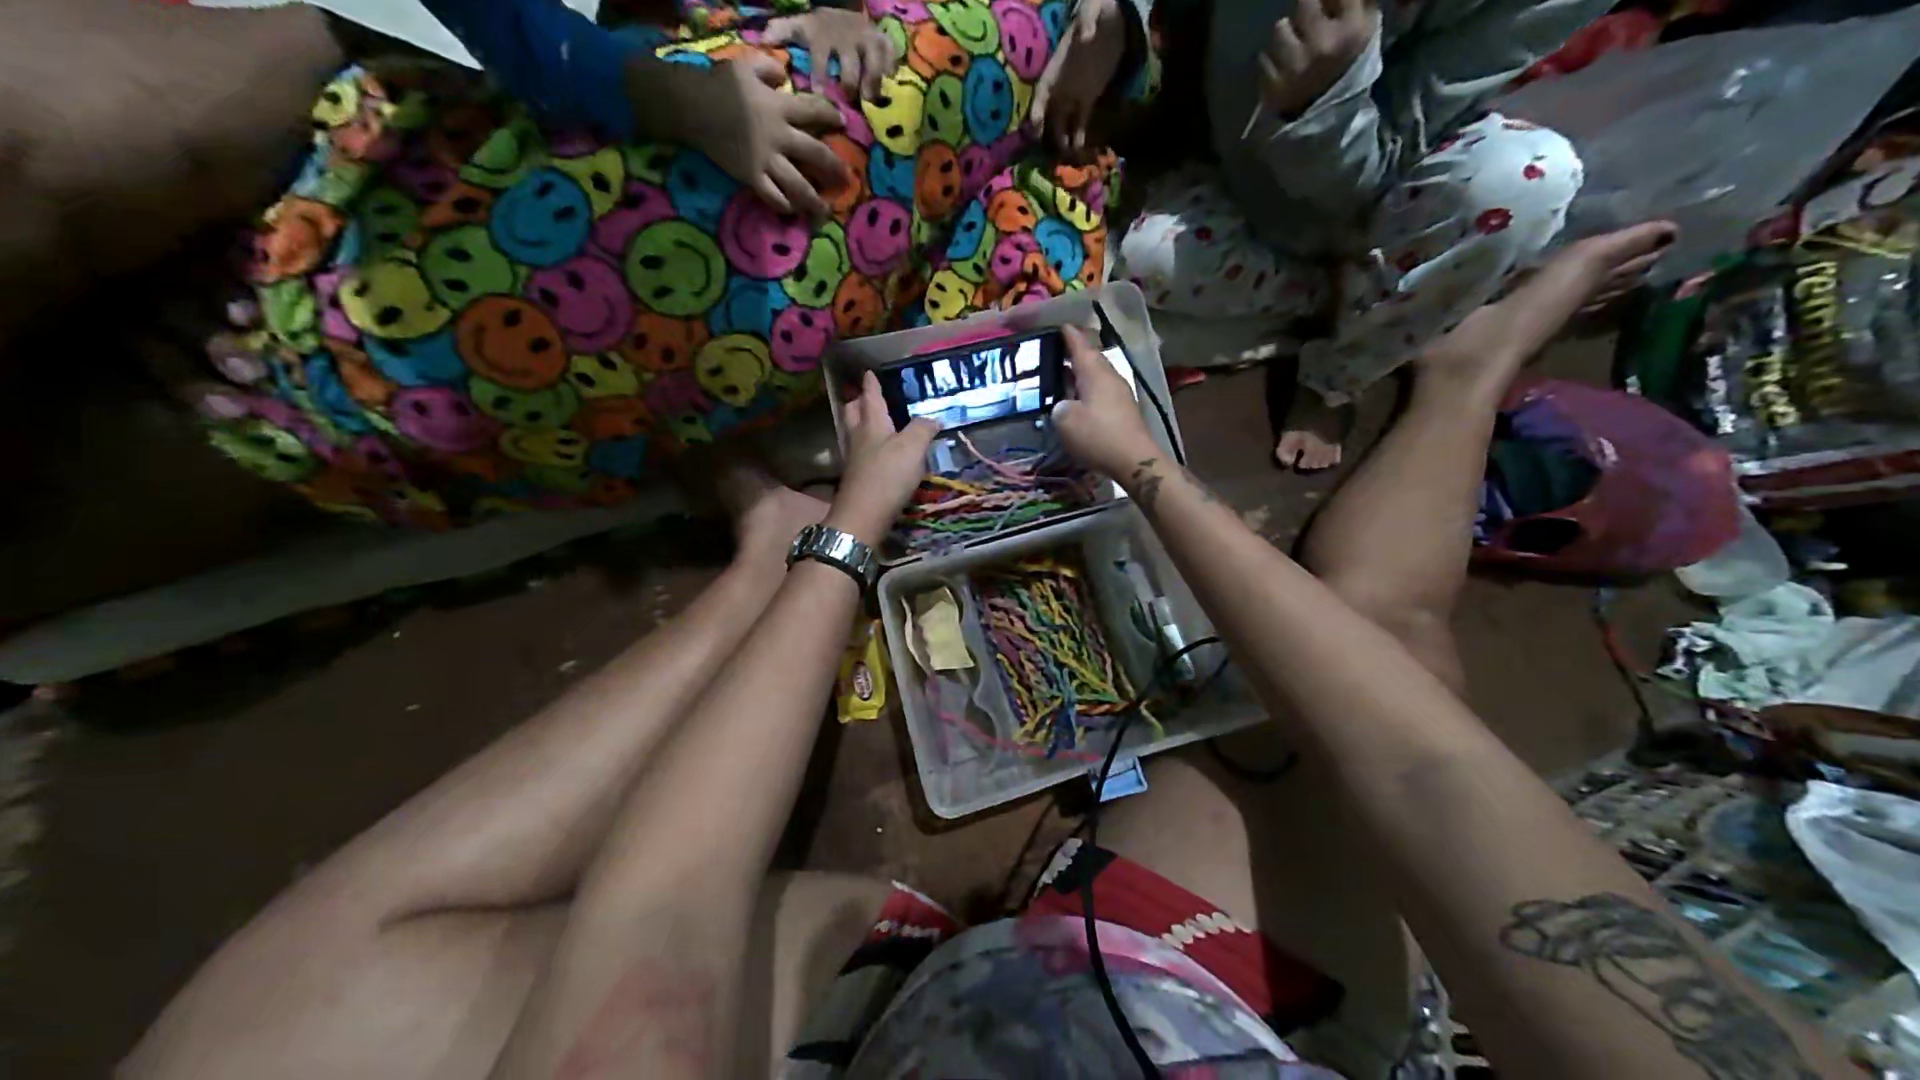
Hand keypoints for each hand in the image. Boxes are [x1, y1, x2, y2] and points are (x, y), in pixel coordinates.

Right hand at [644, 53, 847, 216]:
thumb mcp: (745, 66)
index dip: (830, 115)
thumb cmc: (718, 84)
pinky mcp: (751, 176)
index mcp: (780, 107)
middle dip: (834, 168)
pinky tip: (791, 211)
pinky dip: (783, 206)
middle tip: (845, 179)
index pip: (814, 110)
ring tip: (824, 211)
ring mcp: (766, 160)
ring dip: (814, 200)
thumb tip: (784, 77)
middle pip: (816, 155)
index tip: (841, 123)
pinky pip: (772, 197)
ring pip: (798, 185)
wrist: (691, 107)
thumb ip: (769, 70)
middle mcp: (779, 137)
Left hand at [763, 8, 899, 101]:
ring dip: (873, 82)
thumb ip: (782, 32)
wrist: (844, 8)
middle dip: (849, 85)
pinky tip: (890, 87)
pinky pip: (892, 57)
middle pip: (850, 66)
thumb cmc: (820, 27)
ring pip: (873, 63)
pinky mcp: (884, 43)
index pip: (820, 58)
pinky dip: (891, 72)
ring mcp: (868, 40)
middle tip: (849, 104)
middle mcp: (847, 38)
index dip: (820, 77)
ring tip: (872, 101)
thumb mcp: (800, 26)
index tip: (820, 96)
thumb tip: (762, 39)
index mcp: (824, 36)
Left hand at [827, 371, 939, 543]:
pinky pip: (860, 453)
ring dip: (859, 424)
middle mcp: (858, 438)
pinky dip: (866, 446)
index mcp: (872, 424)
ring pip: (853, 433)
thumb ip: (922, 429)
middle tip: (864, 397)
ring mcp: (854, 460)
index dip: (871, 384)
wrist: (863, 516)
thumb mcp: (912, 448)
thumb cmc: (887, 476)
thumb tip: (932, 418)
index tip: (869, 372)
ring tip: (871, 421)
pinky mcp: (856, 479)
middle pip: (853, 414)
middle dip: (858, 403)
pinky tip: (877, 453)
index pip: (871, 397)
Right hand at [1030, 0, 1125, 156]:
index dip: (1038, 109)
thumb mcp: (1092, 7)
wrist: (1114, 16)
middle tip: (1053, 154)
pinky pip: (1081, 122)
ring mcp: (1074, 94)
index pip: (1042, 92)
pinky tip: (1082, 152)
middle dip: (1049, 134)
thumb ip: (1086, 19)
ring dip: (1064, 141)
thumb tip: (1085, 35)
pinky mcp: (1088, 100)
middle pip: (1050, 115)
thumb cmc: (1099, 8)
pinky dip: (1080, 137)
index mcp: (1056, 67)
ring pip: (1064, 123)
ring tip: (1068, 158)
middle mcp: (1060, 86)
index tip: (1036, 127)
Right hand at [1050, 325, 1158, 477]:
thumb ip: (1058, 407)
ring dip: (1082, 374)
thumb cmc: (1098, 435)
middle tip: (1058, 351)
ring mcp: (1120, 394)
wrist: (1134, 460)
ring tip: (1064, 375)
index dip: (1069, 335)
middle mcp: (1110, 377)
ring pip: (1098, 376)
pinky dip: (1089, 390)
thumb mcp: (1065, 421)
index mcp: (1095, 372)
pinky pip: (1102, 392)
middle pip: (1092, 358)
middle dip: (1076, 354)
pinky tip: (1079, 399)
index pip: (1080, 345)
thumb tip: (1064, 405)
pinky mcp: (1124, 411)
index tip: (1061, 325)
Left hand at [1257, 0, 1376, 120]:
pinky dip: (1271, 61)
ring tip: (1292, 50)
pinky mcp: (1273, 85)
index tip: (1323, 3)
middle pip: (1304, 2)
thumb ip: (1355, 5)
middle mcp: (1322, 43)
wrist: (1328, 121)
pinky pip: (1264, 58)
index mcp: (1351, 29)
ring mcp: (1295, 66)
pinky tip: (1282, 70)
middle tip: (1306, 25)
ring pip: (1280, 28)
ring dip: (1285, 36)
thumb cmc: (1349, 72)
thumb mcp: (1365, 35)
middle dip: (1304, 11)